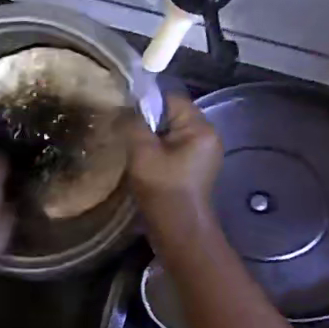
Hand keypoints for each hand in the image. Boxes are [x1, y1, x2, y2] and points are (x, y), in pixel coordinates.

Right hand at [119, 91, 223, 216]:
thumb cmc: (162, 189)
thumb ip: (132, 125)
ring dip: (149, 136)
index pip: (171, 99)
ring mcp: (202, 153)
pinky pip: (172, 148)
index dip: (146, 100)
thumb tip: (123, 107)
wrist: (178, 229)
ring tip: (128, 143)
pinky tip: (140, 159)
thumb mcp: (142, 153)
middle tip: (122, 128)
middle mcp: (207, 136)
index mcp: (200, 128)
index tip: (122, 110)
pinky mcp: (193, 167)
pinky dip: (156, 149)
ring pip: (170, 132)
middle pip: (171, 115)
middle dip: (146, 120)